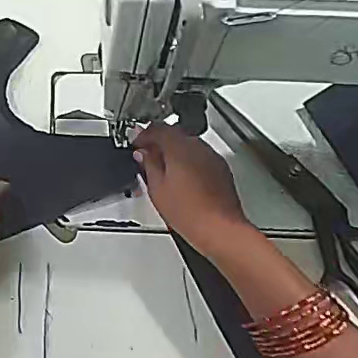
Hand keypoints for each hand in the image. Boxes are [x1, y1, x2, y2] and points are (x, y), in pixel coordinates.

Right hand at [133, 123, 258, 256]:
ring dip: (174, 151)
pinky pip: (200, 157)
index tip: (136, 143)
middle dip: (158, 142)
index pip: (157, 129)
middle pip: (174, 134)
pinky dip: (188, 161)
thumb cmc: (190, 212)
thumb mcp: (157, 188)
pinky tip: (181, 178)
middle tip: (145, 154)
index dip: (142, 135)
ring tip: (162, 169)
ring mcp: (212, 157)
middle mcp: (198, 147)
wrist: (219, 229)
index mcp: (179, 147)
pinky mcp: (221, 169)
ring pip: (188, 145)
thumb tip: (143, 154)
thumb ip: (148, 164)